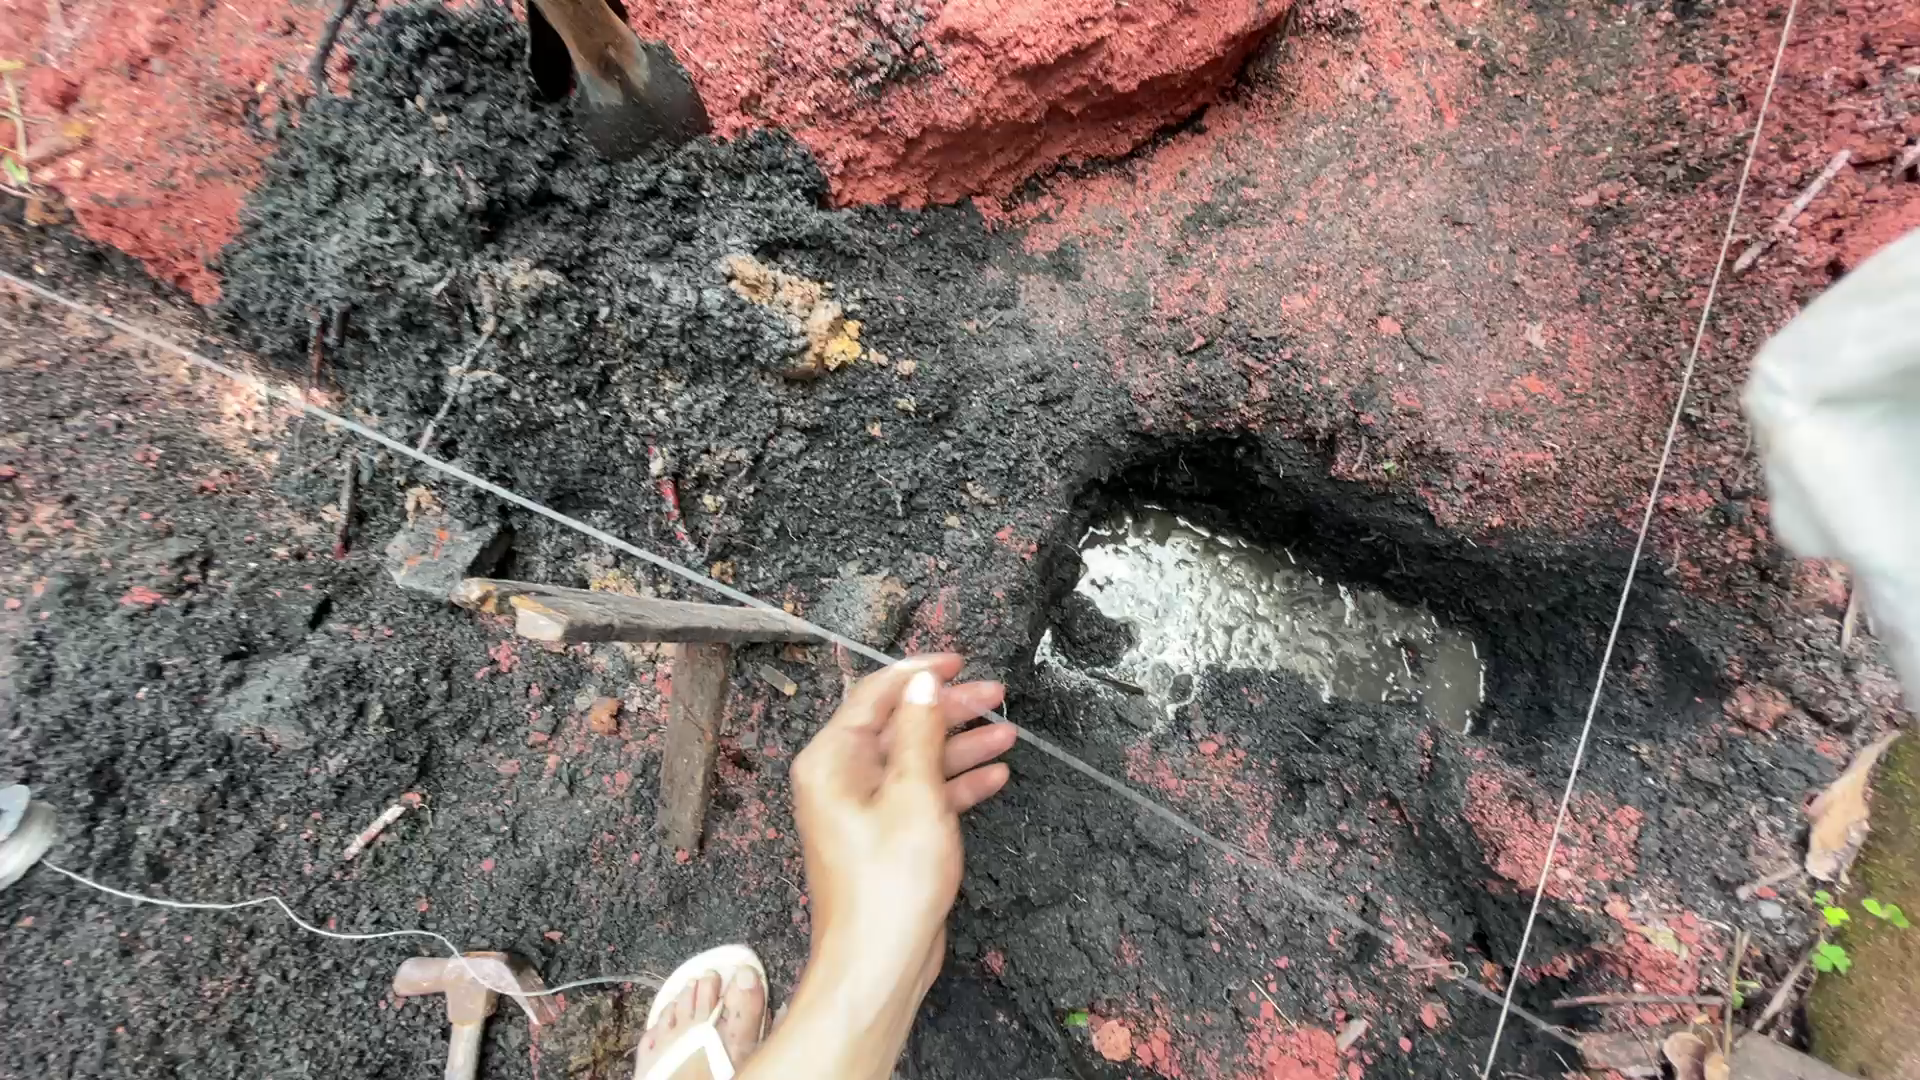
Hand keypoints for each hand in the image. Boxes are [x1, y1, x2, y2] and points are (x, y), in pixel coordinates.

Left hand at [766, 655, 1014, 1079]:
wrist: (879, 966)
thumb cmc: (889, 883)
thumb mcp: (914, 793)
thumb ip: (919, 731)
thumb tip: (923, 681)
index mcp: (832, 759)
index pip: (876, 694)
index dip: (919, 672)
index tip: (958, 661)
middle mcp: (843, 776)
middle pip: (901, 724)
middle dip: (949, 709)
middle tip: (995, 694)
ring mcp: (866, 805)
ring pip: (917, 758)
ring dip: (962, 744)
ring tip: (1006, 731)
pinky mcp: (888, 831)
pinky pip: (923, 792)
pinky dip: (956, 782)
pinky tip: (995, 774)